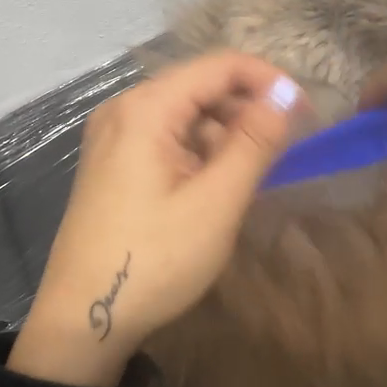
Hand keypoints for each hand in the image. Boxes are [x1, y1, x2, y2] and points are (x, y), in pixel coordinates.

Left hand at [7, 52, 303, 386]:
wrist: (80, 320)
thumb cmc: (154, 260)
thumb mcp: (215, 203)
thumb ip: (254, 142)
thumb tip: (287, 96)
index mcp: (146, 108)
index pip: (219, 66)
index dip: (269, 81)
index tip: (307, 113)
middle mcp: (124, 108)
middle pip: (200, 85)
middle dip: (247, 107)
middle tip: (286, 147)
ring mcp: (113, 134)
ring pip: (184, 112)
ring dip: (225, 131)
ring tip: (253, 171)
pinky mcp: (112, 160)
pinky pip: (166, 135)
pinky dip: (199, 148)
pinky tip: (216, 182)